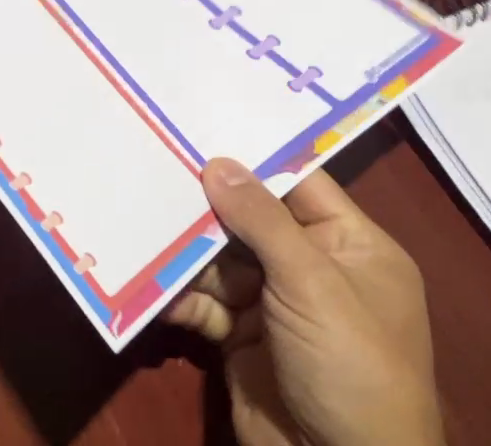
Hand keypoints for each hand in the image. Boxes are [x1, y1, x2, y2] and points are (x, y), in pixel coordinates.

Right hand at [165, 160, 444, 445]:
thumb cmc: (351, 367)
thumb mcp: (314, 286)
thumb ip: (263, 220)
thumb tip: (217, 160)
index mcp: (352, 249)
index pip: (299, 184)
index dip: (252, 157)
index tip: (197, 123)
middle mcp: (313, 269)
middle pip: (247, 219)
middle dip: (202, 202)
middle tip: (150, 165)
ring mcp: (274, 303)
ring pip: (216, 257)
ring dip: (182, 250)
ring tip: (138, 222)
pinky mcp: (240, 334)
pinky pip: (201, 298)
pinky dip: (176, 292)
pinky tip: (147, 283)